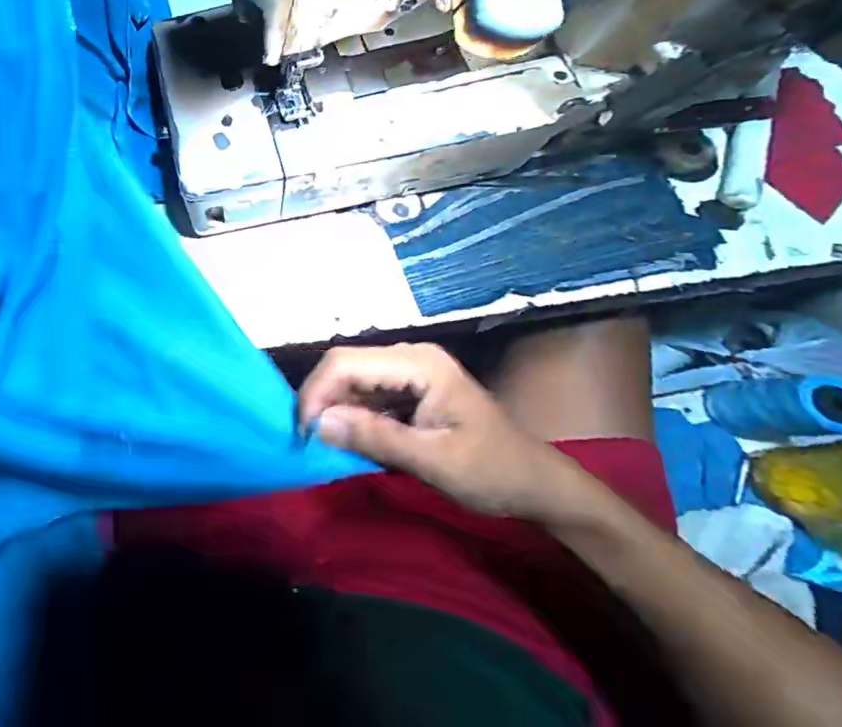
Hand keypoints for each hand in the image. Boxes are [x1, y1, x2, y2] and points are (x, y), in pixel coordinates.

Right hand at [297, 344, 590, 520]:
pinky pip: (365, 395)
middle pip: (344, 366)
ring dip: (334, 409)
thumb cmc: (493, 472)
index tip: (303, 432)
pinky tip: (349, 440)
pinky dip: (351, 417)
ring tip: (325, 443)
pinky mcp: (407, 390)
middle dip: (321, 400)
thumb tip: (319, 425)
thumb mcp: (434, 461)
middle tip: (309, 440)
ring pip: (351, 381)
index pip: (346, 363)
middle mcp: (409, 357)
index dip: (316, 392)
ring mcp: (409, 372)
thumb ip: (376, 438)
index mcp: (419, 363)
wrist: (538, 485)